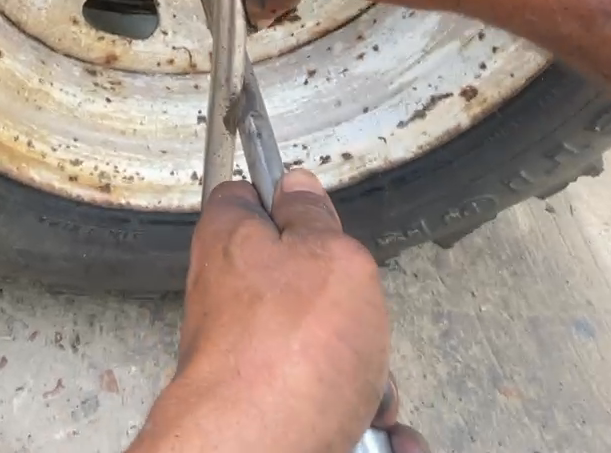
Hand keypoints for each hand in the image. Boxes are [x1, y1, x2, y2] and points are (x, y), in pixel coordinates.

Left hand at [129, 170, 390, 452]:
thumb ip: (315, 216)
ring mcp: (249, 354)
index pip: (249, 197)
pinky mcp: (270, 408)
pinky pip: (331, 409)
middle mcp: (231, 294)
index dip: (288, 204)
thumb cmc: (288, 350)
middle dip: (351, 316)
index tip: (322, 225)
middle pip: (305, 284)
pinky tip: (380, 440)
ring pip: (327, 353)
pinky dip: (362, 426)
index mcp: (230, 238)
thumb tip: (297, 185)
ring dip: (368, 382)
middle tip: (358, 332)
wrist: (256, 450)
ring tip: (371, 401)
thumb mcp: (328, 254)